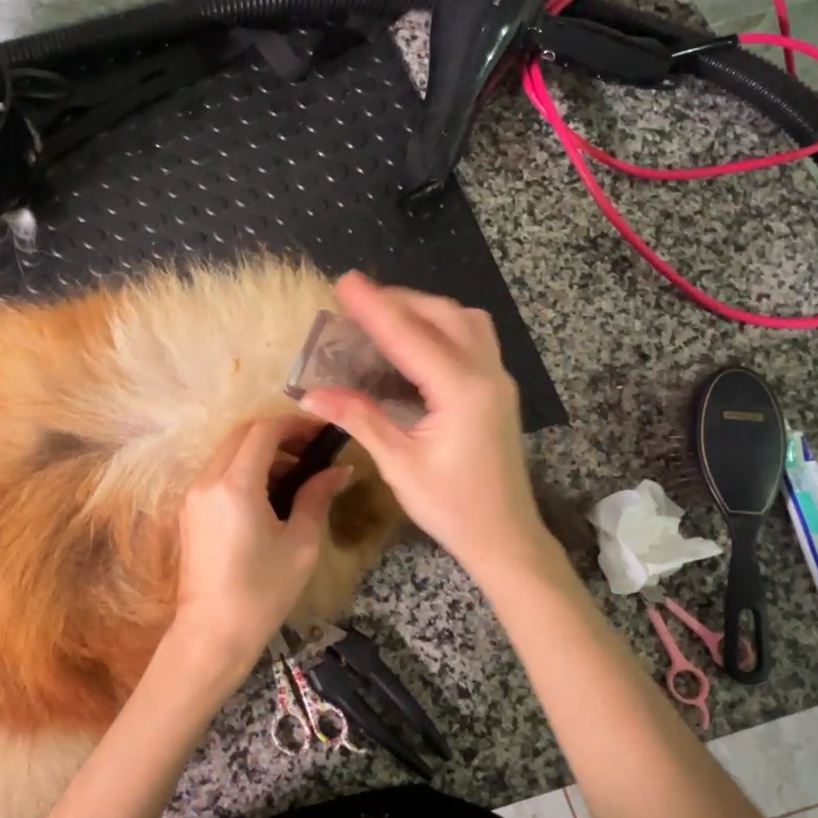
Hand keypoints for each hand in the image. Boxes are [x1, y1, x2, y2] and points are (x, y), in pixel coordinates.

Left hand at [171, 419, 350, 677]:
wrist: (212, 632)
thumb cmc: (263, 591)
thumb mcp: (300, 544)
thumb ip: (316, 497)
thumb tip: (339, 470)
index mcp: (236, 485)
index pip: (263, 431)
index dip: (294, 425)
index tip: (320, 434)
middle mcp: (208, 480)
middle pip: (241, 434)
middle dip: (276, 434)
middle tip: (310, 450)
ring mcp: (193, 494)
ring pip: (227, 452)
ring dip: (258, 451)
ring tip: (294, 473)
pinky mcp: (188, 510)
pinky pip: (217, 472)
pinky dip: (242, 468)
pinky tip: (268, 493)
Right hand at [299, 273, 555, 578]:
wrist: (505, 536)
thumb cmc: (451, 506)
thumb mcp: (399, 463)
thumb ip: (359, 418)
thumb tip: (311, 394)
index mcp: (460, 390)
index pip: (409, 335)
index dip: (373, 307)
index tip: (344, 282)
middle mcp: (485, 373)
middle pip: (441, 315)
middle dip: (397, 301)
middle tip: (355, 300)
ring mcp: (497, 379)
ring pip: (463, 320)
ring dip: (423, 309)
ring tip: (383, 315)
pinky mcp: (497, 389)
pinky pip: (472, 338)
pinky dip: (440, 326)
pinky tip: (413, 342)